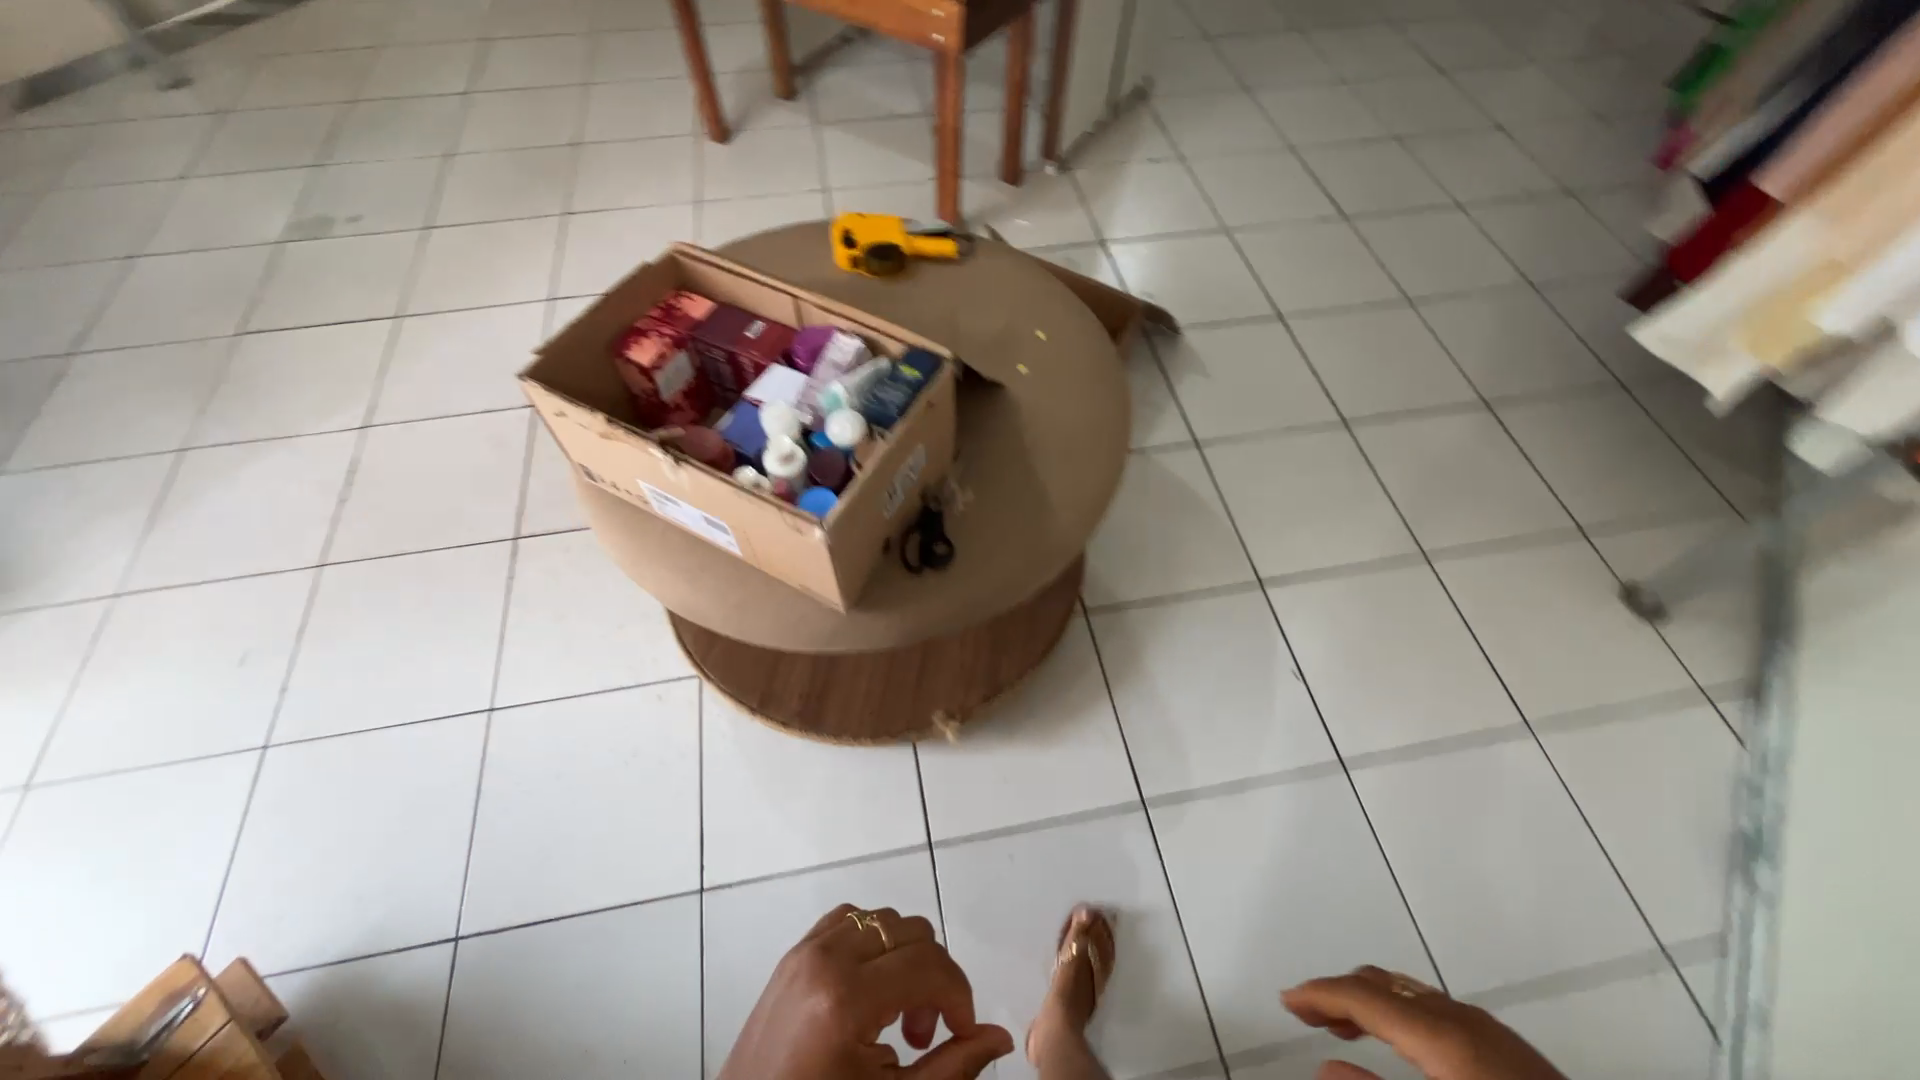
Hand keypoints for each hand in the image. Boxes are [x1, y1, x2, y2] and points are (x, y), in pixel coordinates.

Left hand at [717, 904, 1014, 1079]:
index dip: (960, 998)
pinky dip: (871, 943)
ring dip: (904, 958)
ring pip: (882, 919)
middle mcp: (825, 958)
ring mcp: (804, 950)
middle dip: (933, 979)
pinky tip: (871, 989)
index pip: (930, 966)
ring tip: (896, 1015)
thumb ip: (952, 1067)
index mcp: (846, 997)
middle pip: (911, 932)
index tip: (962, 1034)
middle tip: (922, 1035)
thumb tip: (1000, 1036)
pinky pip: (848, 920)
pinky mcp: (792, 953)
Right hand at [1282, 967, 1568, 1079]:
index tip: (1286, 1000)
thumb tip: (1326, 1066)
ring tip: (1344, 1027)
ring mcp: (1490, 1030)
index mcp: (1441, 1033)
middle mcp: (1463, 1018)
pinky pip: (1437, 1009)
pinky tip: (1402, 1042)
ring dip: (1371, 1003)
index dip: (1319, 993)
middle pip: (1387, 985)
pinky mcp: (1508, 1047)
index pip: (1363, 994)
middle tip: (1308, 1015)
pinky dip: (1402, 1014)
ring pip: (1413, 994)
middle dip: (1341, 993)